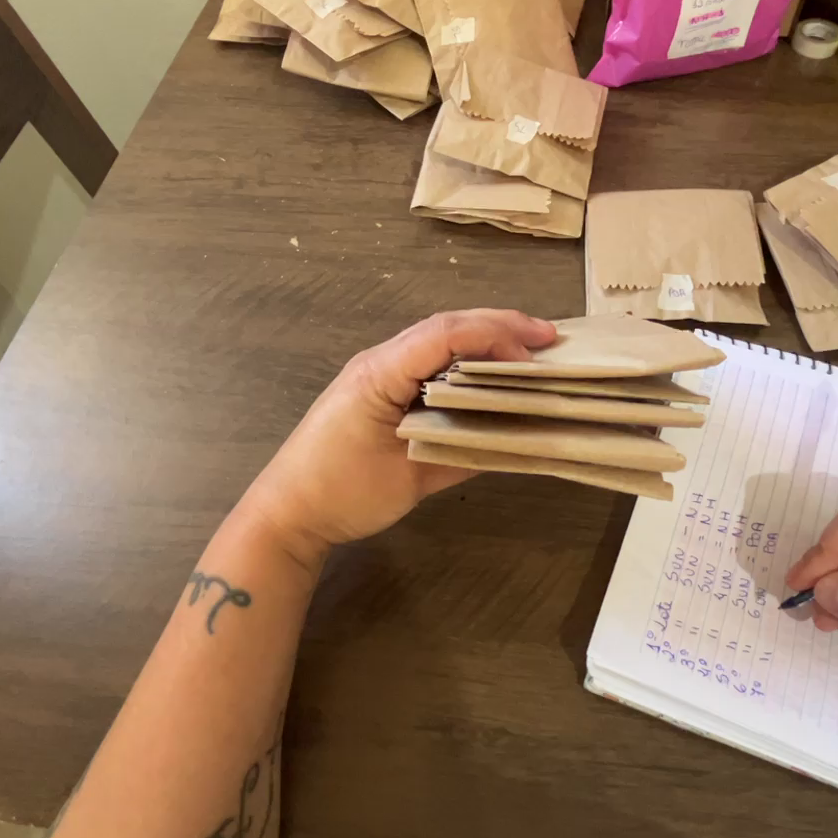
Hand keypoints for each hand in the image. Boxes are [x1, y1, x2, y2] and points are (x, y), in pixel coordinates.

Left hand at [240, 310, 556, 567]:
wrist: (288, 511)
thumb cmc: (342, 494)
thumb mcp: (408, 479)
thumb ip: (462, 455)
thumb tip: (512, 440)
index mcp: (381, 373)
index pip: (445, 335)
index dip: (495, 337)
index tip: (535, 354)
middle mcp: (381, 362)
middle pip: (446, 327)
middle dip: (499, 326)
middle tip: (549, 336)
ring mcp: (379, 374)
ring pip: (438, 341)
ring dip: (484, 339)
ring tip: (529, 348)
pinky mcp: (381, 391)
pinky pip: (427, 365)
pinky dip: (463, 363)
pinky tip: (490, 373)